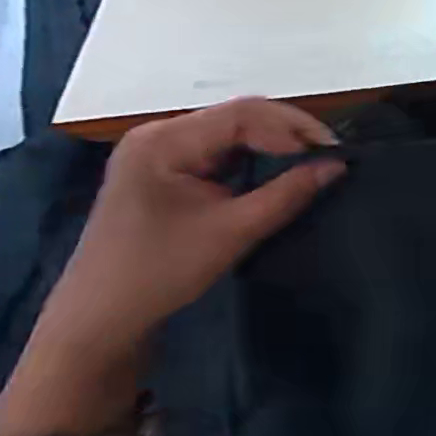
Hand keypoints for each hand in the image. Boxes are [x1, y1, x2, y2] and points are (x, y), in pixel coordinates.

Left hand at [40, 97, 345, 357]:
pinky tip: (277, 168)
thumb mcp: (234, 231)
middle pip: (239, 117)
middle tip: (328, 154)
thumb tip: (338, 165)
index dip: (295, 126)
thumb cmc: (160, 273)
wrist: (97, 322)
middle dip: (287, 132)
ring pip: (232, 131)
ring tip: (311, 159)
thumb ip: (289, 193)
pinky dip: (253, 156)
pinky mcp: (164, 169)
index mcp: (165, 140)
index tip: (333, 150)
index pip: (245, 113)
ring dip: (273, 143)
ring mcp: (159, 150)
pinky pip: (220, 149)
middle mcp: (159, 134)